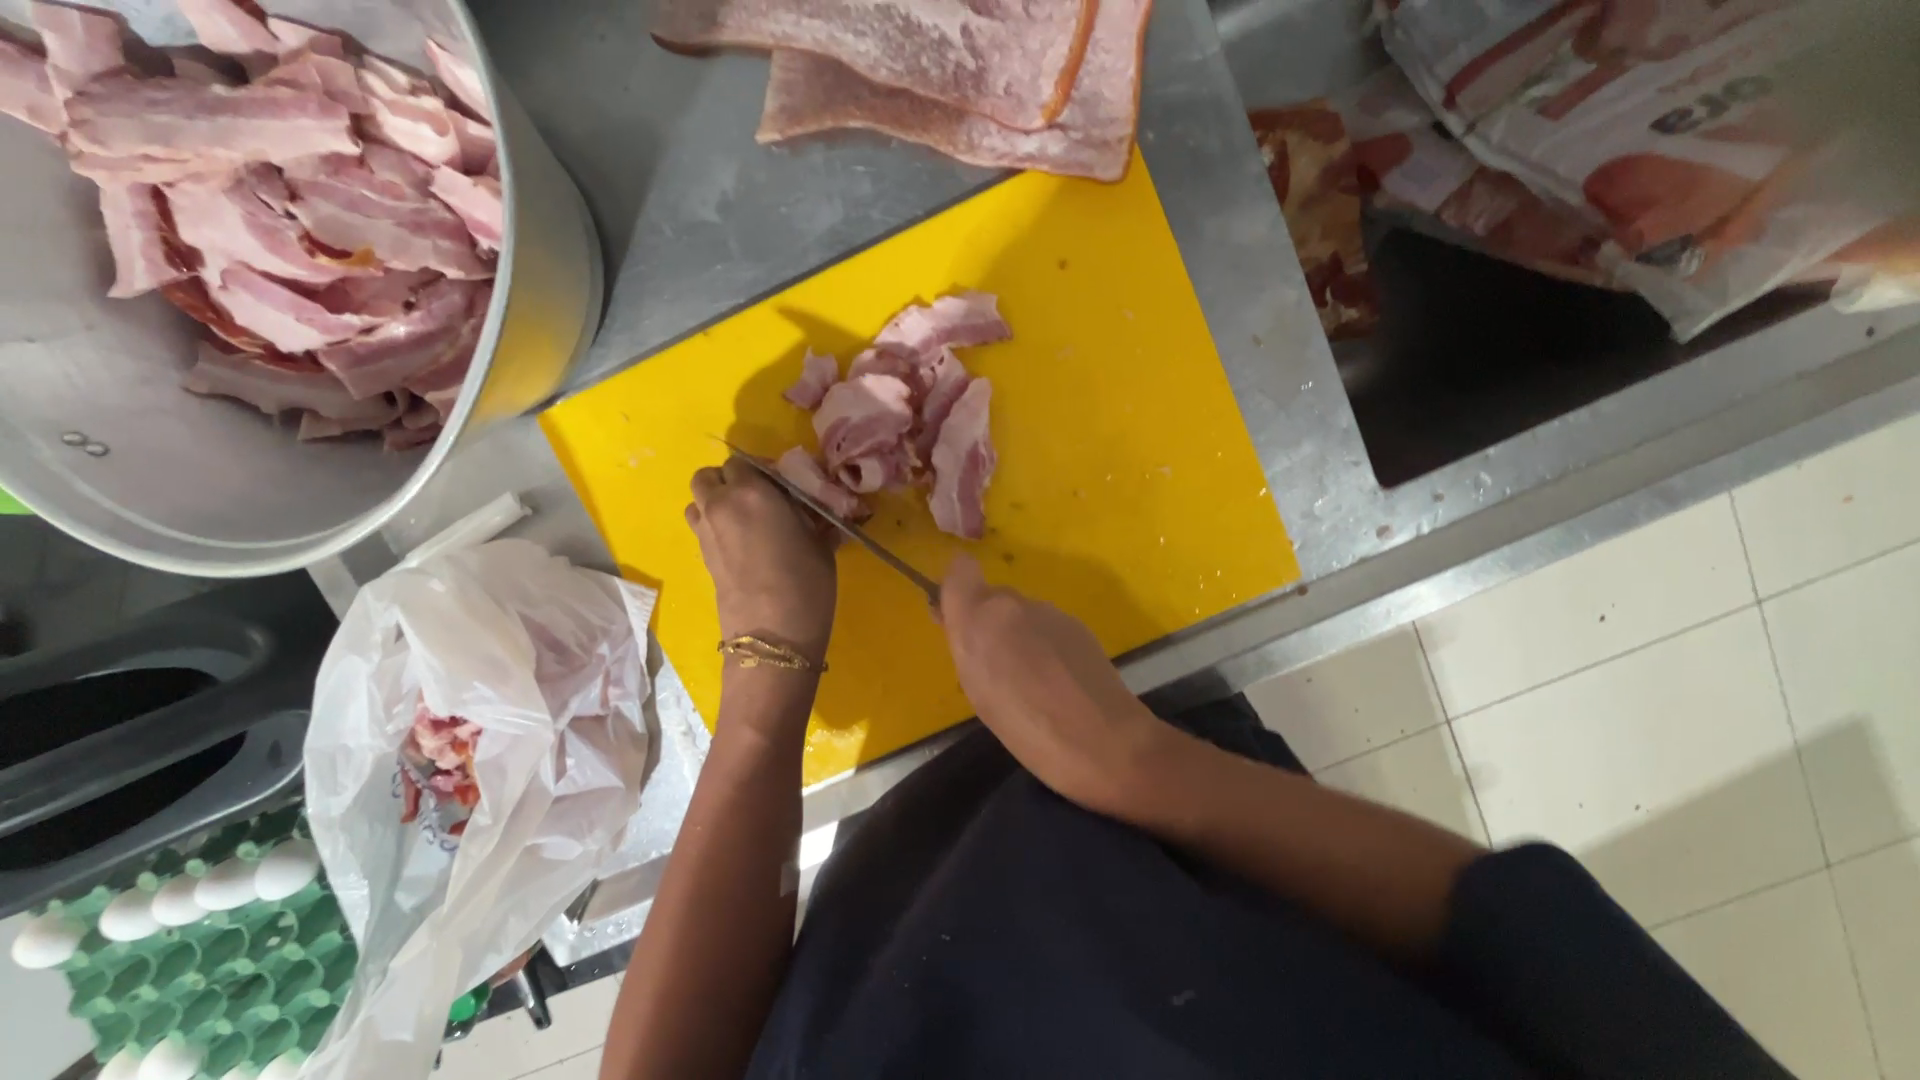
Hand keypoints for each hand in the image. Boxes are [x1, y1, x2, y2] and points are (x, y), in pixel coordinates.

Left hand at [687, 458, 836, 663]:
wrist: (773, 635)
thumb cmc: (805, 584)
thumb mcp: (821, 544)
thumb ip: (812, 517)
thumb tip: (816, 511)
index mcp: (752, 491)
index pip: (744, 462)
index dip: (762, 471)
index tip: (782, 486)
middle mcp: (721, 504)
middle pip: (708, 476)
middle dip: (729, 480)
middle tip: (758, 498)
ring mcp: (705, 532)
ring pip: (698, 500)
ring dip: (715, 502)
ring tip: (745, 519)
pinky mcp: (701, 557)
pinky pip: (701, 526)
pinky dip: (715, 525)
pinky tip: (742, 544)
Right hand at [938, 554, 1170, 812]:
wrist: (1102, 740)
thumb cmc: (1025, 729)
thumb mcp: (979, 693)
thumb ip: (967, 648)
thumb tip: (957, 621)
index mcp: (979, 620)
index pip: (960, 570)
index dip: (958, 591)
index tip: (960, 622)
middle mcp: (1013, 605)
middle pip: (992, 597)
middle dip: (990, 623)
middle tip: (996, 667)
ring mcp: (1049, 612)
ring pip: (1021, 614)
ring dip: (1020, 636)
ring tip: (1031, 682)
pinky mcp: (1078, 624)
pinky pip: (1047, 627)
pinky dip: (1046, 645)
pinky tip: (1058, 681)